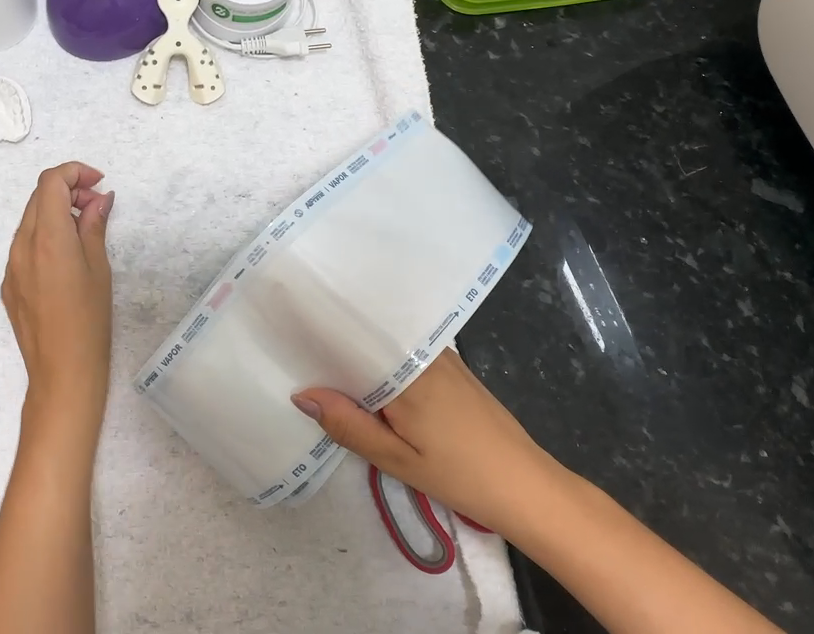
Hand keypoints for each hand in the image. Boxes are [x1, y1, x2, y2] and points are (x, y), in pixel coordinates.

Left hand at [2, 163, 114, 423]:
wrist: (62, 372)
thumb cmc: (90, 320)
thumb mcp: (99, 267)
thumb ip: (94, 226)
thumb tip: (98, 199)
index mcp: (46, 237)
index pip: (50, 182)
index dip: (74, 172)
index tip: (98, 183)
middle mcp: (21, 246)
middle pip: (38, 198)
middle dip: (68, 190)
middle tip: (97, 205)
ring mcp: (10, 266)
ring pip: (29, 221)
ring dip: (55, 213)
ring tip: (84, 230)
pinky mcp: (9, 285)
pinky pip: (24, 246)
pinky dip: (45, 236)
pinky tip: (67, 257)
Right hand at [294, 349, 560, 534]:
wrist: (527, 488)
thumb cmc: (460, 474)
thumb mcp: (396, 459)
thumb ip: (348, 424)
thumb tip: (302, 393)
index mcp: (407, 369)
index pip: (355, 333)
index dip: (320, 328)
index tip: (286, 326)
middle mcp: (423, 351)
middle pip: (371, 333)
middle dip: (335, 337)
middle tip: (294, 341)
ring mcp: (441, 357)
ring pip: (388, 343)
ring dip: (359, 349)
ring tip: (320, 354)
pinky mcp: (452, 368)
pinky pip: (405, 353)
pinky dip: (382, 360)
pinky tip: (364, 376)